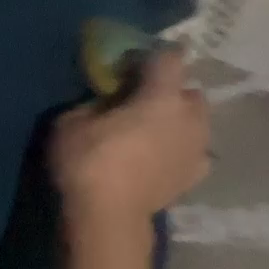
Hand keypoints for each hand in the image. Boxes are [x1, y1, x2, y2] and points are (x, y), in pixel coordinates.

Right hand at [50, 50, 208, 234]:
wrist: (108, 213)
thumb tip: (106, 102)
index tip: (131, 61)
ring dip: (177, 120)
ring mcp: (200, 146)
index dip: (150, 55)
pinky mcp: (197, 172)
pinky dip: (180, 148)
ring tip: (149, 132)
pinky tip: (160, 157)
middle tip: (138, 102)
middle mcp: (191, 116)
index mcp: (161, 97)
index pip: (169, 58)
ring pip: (196, 120)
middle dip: (168, 92)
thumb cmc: (86, 162)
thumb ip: (92, 105)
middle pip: (188, 91)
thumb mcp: (69, 124)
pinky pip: (194, 150)